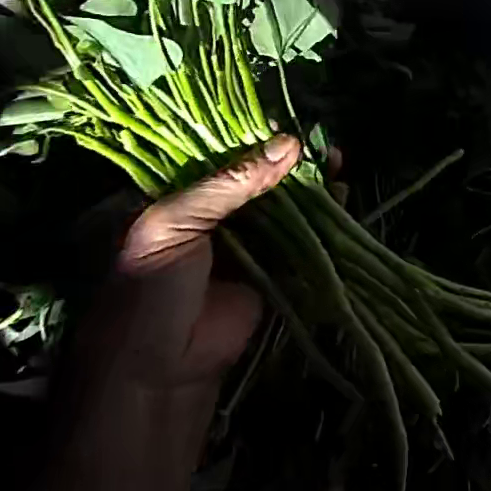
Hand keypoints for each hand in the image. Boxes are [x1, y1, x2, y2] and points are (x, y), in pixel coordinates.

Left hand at [35, 134, 300, 490]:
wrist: (157, 371)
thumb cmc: (149, 287)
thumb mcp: (175, 222)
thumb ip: (232, 182)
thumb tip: (291, 144)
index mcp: (180, 194)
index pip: (221, 152)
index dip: (252, 135)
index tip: (285, 118)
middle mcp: (216, 211)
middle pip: (260, 174)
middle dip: (290, 157)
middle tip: (318, 139)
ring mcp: (247, 238)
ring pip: (285, 200)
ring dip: (311, 180)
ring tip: (335, 158)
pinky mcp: (274, 263)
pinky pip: (302, 231)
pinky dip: (323, 211)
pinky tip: (340, 190)